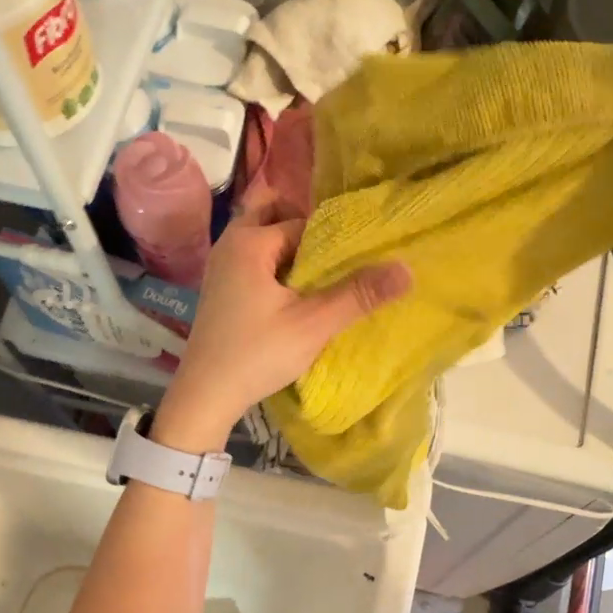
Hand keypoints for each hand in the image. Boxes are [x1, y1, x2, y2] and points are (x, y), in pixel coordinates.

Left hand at [152, 190, 411, 452]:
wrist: (205, 395)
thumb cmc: (257, 354)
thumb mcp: (313, 325)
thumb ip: (358, 295)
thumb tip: (407, 270)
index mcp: (249, 242)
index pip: (301, 222)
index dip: (329, 238)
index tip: (353, 258)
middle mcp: (229, 245)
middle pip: (272, 216)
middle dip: (303, 230)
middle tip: (332, 258)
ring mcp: (220, 267)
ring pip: (260, 240)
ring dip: (288, 250)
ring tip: (319, 278)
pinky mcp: (220, 290)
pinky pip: (252, 261)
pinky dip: (273, 267)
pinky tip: (293, 295)